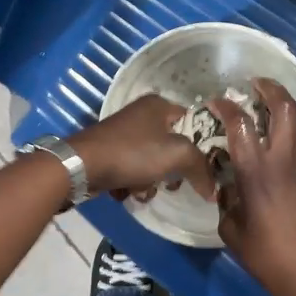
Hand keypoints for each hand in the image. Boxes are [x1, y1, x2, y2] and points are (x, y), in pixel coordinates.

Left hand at [69, 95, 214, 200]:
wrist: (81, 166)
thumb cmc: (133, 152)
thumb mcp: (177, 155)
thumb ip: (201, 168)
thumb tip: (213, 190)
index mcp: (160, 104)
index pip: (195, 123)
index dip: (203, 146)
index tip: (204, 168)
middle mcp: (143, 114)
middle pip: (175, 146)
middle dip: (173, 170)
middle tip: (171, 182)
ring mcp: (125, 133)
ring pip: (155, 161)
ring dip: (152, 181)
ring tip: (143, 189)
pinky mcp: (111, 151)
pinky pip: (135, 169)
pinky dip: (134, 182)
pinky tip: (127, 191)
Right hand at [211, 78, 295, 295]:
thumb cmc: (263, 253)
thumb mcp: (230, 227)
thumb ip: (226, 198)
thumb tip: (227, 185)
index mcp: (257, 171)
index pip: (240, 123)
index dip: (226, 106)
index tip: (216, 102)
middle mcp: (283, 160)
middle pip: (284, 108)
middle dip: (270, 89)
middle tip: (255, 84)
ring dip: (283, 106)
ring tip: (267, 102)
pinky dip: (289, 130)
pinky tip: (276, 138)